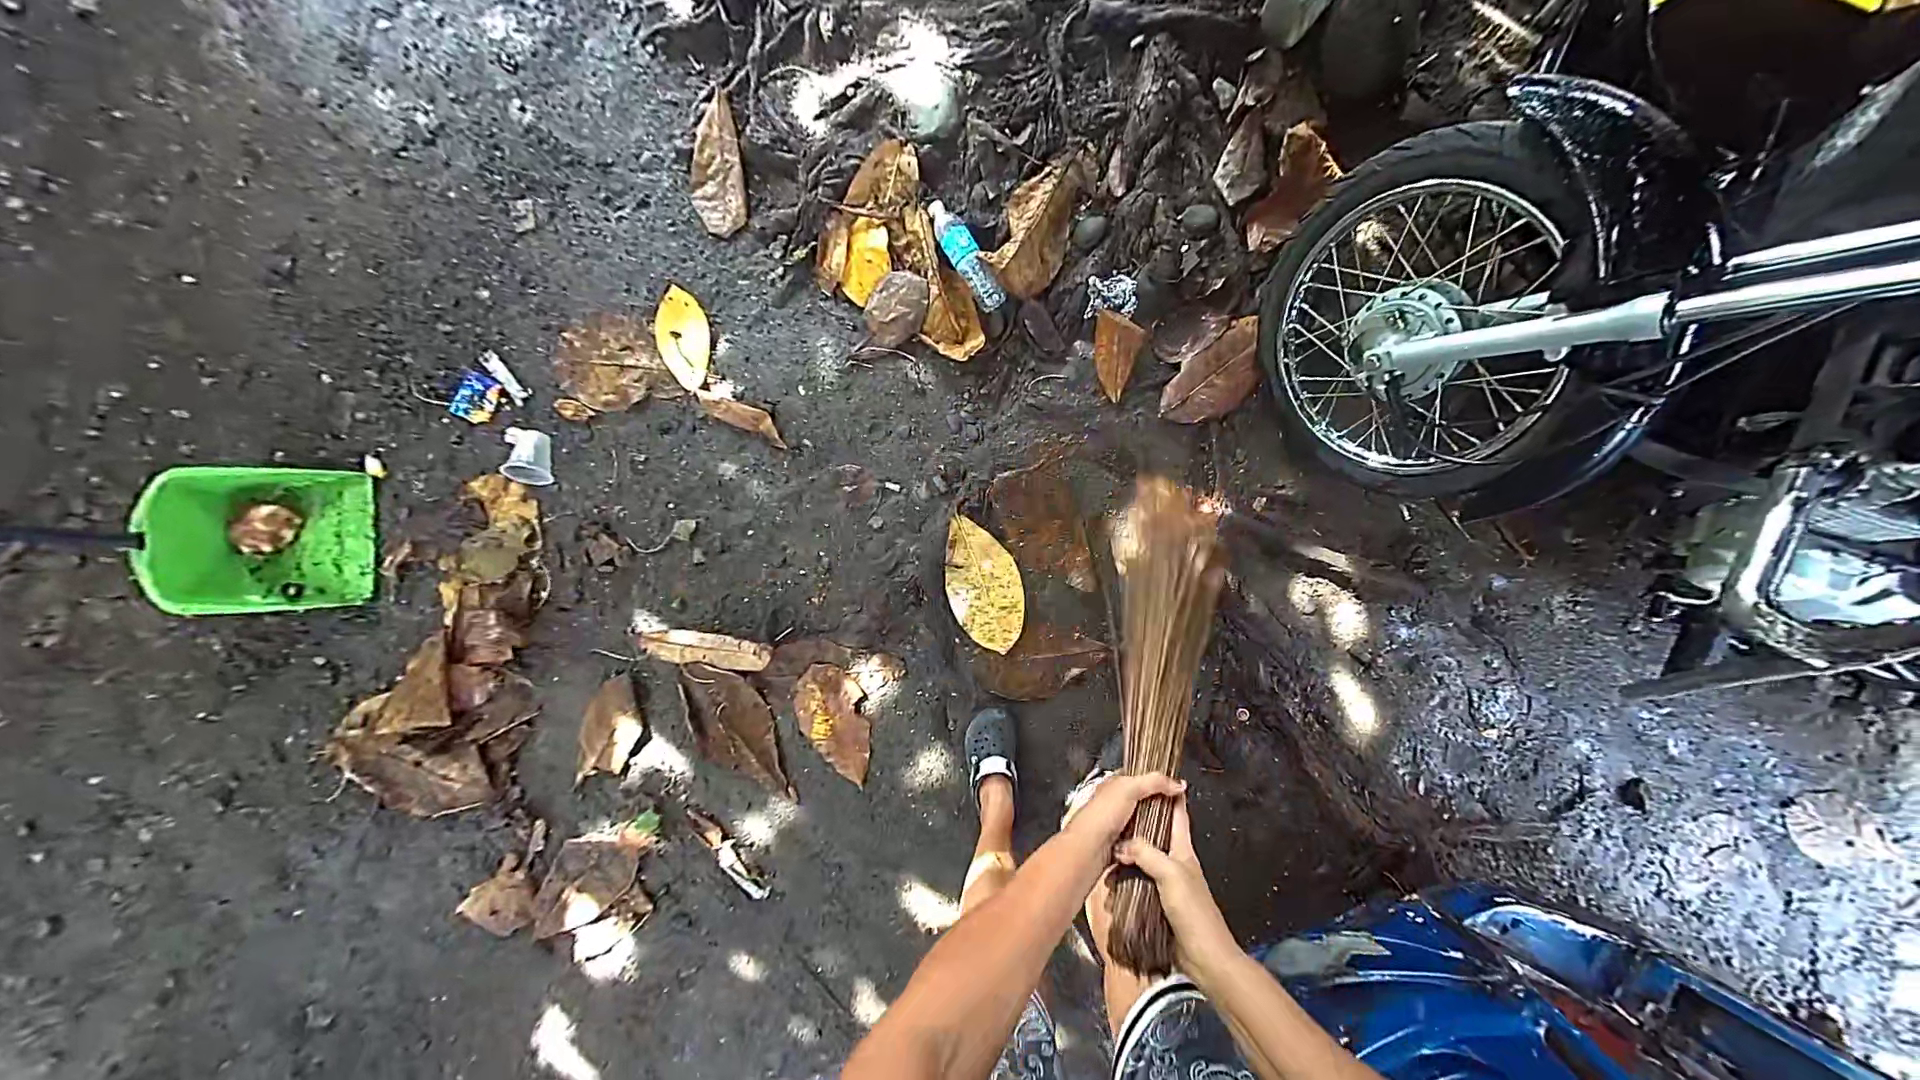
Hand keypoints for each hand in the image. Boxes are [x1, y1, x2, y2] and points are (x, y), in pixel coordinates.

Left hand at [1062, 772, 1185, 848]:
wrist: (1089, 847)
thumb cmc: (1100, 815)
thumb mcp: (1130, 789)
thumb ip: (1154, 782)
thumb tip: (1177, 783)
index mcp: (1114, 784)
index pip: (1139, 777)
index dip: (1156, 780)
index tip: (1173, 787)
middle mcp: (1115, 802)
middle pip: (1143, 801)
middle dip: (1157, 806)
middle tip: (1174, 810)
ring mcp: (1117, 823)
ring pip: (1142, 821)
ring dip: (1153, 825)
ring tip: (1167, 828)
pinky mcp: (1120, 842)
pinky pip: (1139, 840)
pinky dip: (1146, 841)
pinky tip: (1154, 843)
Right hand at [1113, 794, 1239, 981]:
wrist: (1205, 958)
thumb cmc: (1194, 912)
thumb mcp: (1171, 874)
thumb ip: (1146, 853)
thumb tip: (1120, 844)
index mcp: (1183, 850)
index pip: (1177, 814)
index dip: (1169, 794)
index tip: (1156, 776)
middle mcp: (1173, 861)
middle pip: (1154, 833)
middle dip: (1136, 821)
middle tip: (1114, 811)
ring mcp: (1164, 882)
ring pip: (1141, 857)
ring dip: (1125, 853)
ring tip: (1104, 845)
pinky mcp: (1155, 901)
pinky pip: (1135, 881)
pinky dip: (1122, 878)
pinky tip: (1109, 878)